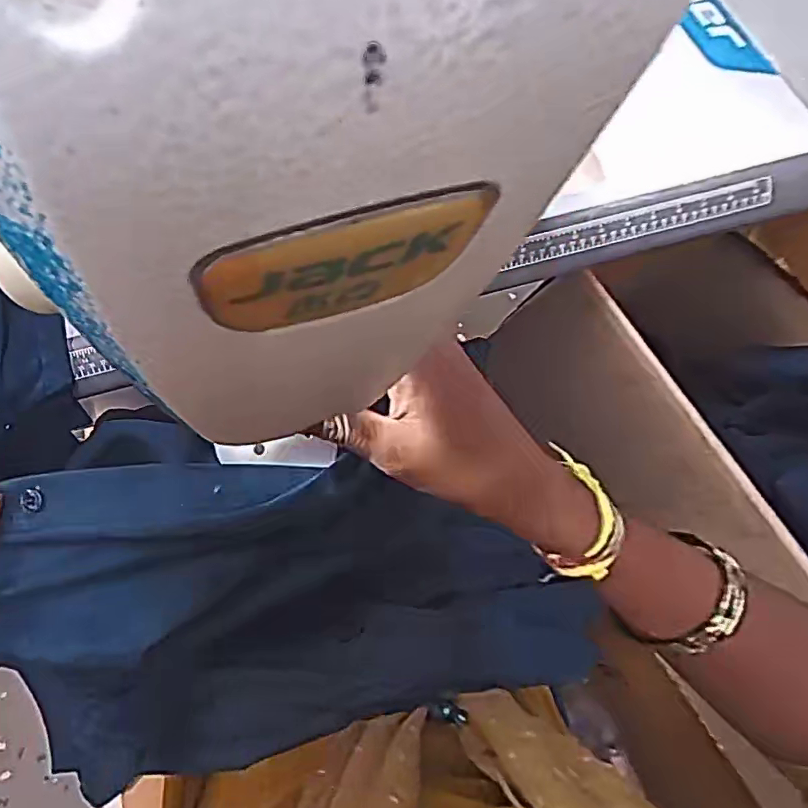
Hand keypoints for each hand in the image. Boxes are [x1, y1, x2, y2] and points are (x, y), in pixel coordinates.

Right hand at [318, 339, 598, 553]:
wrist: (517, 480)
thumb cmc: (471, 466)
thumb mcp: (390, 450)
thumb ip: (339, 425)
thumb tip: (300, 411)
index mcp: (417, 350)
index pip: (352, 326)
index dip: (316, 334)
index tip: (289, 345)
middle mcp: (430, 338)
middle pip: (363, 327)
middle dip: (328, 343)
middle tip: (295, 357)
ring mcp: (437, 348)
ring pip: (378, 338)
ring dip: (350, 355)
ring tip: (318, 369)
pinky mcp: (440, 364)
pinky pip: (393, 351)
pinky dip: (370, 365)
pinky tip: (355, 383)